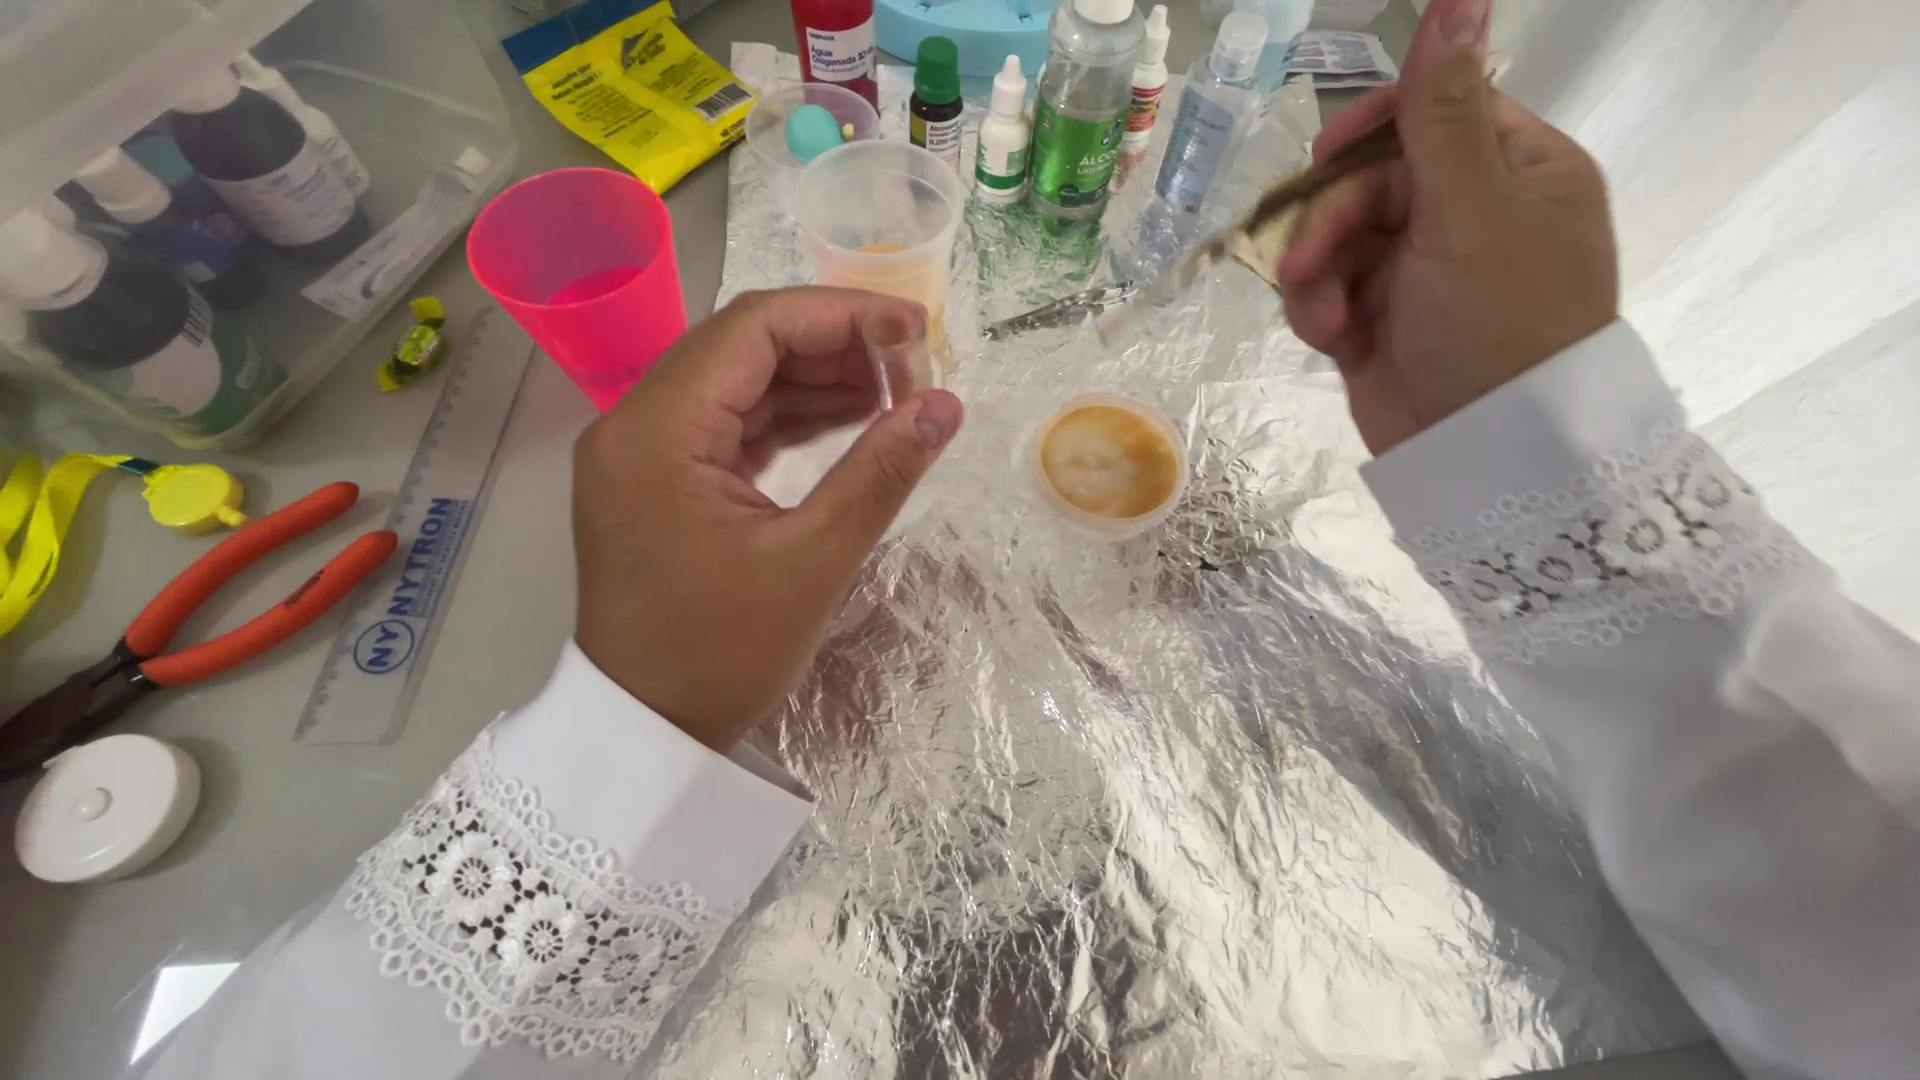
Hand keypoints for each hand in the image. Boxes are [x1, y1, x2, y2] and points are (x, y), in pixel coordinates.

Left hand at [572, 287, 963, 750]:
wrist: (646, 731)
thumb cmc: (721, 655)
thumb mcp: (813, 562)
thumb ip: (881, 472)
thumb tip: (946, 405)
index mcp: (658, 429)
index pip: (754, 328)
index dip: (842, 315)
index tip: (915, 331)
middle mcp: (638, 422)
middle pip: (745, 347)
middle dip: (835, 347)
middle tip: (912, 373)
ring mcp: (646, 452)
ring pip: (741, 384)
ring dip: (816, 382)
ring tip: (894, 398)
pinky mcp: (662, 481)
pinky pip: (731, 427)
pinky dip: (790, 420)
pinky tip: (849, 423)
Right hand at [1276, 0, 1618, 455]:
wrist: (1482, 448)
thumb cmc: (1497, 320)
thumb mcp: (1472, 209)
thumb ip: (1443, 112)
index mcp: (1513, 172)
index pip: (1432, 116)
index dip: (1372, 128)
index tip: (1323, 153)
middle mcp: (1466, 215)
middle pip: (1370, 184)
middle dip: (1330, 222)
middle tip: (1310, 262)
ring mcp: (1416, 273)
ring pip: (1337, 241)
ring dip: (1317, 275)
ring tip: (1326, 317)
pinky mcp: (1377, 322)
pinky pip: (1328, 293)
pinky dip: (1318, 312)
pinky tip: (1330, 338)